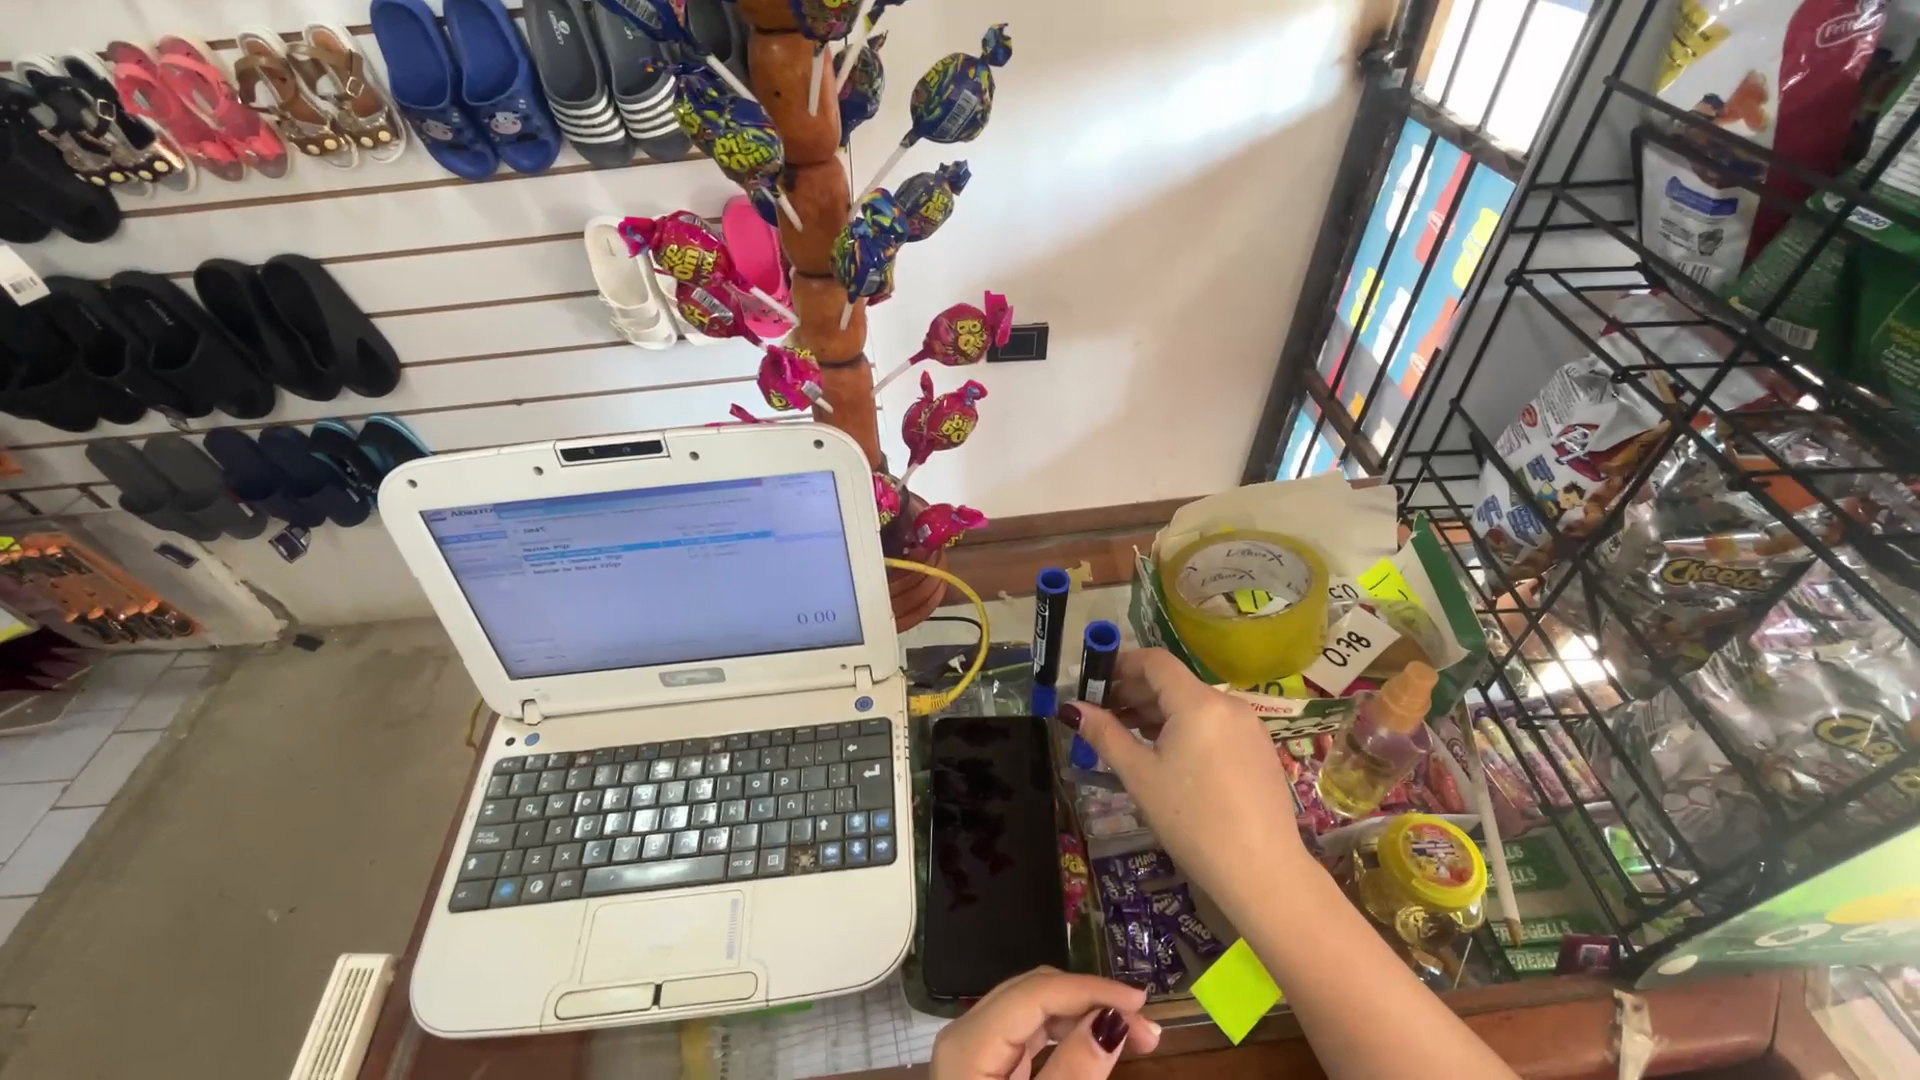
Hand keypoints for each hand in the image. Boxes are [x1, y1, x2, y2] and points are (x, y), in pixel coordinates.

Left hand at [929, 968, 1160, 1079]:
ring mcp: (974, 1052)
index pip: (1036, 992)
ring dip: (1082, 1014)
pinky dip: (1064, 1033)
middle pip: (1033, 992)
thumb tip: (1113, 1021)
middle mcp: (966, 1036)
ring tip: (1131, 1035)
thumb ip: (1074, 1075)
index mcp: (969, 1044)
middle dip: (1090, 1000)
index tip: (1142, 1003)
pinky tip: (1093, 1043)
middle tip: (1146, 1028)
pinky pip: (1027, 1035)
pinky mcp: (984, 1070)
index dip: (1090, 989)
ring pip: (1032, 1010)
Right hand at [1062, 648, 1307, 918]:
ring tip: (1127, 736)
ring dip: (1157, 712)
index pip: (1155, 661)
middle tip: (1102, 714)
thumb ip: (1105, 734)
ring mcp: (1249, 726)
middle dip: (1134, 692)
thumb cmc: (1192, 821)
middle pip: (1173, 682)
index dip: (1121, 665)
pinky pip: (1213, 723)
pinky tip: (1166, 755)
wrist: (1263, 873)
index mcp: (1198, 702)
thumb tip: (1072, 708)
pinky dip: (1184, 727)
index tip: (1094, 682)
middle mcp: (1228, 704)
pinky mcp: (1258, 748)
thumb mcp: (1140, 776)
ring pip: (1193, 704)